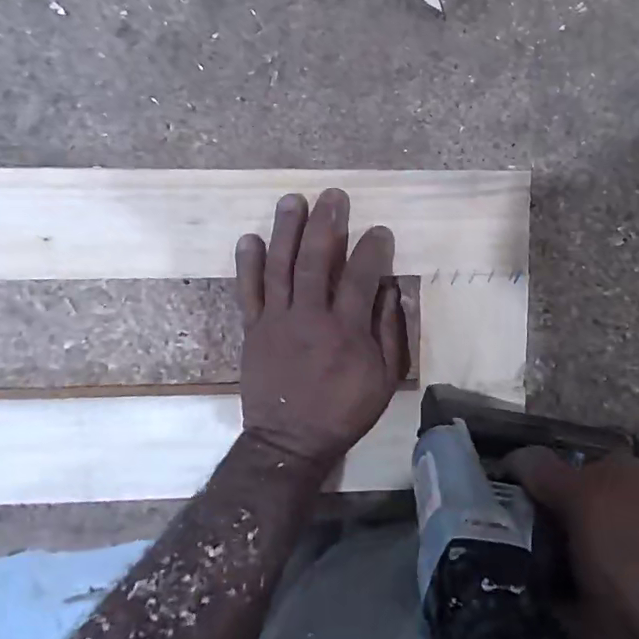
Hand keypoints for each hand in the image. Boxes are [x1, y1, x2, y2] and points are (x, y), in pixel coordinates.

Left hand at [235, 190, 406, 474]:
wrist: (288, 443)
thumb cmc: (344, 409)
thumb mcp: (385, 378)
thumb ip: (390, 331)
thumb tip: (391, 288)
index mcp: (345, 331)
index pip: (360, 276)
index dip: (372, 249)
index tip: (381, 229)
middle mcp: (309, 318)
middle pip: (316, 260)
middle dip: (326, 224)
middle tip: (333, 196)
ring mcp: (276, 322)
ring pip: (280, 267)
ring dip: (286, 231)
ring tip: (292, 200)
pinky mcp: (253, 330)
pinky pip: (248, 292)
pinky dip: (247, 264)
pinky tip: (249, 238)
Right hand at [506, 450, 638, 638]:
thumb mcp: (592, 632)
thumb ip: (556, 600)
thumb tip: (546, 585)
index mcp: (585, 497)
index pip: (533, 465)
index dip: (514, 474)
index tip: (508, 491)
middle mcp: (620, 469)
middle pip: (580, 478)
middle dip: (572, 507)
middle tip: (578, 550)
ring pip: (621, 482)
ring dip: (613, 507)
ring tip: (629, 552)